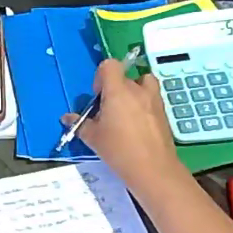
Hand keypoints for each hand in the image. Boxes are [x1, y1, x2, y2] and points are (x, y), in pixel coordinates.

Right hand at [63, 58, 182, 197]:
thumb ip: (80, 124)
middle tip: (109, 110)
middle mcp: (138, 89)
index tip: (99, 95)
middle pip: (125, 76)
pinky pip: (152, 98)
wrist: (152, 168)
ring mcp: (154, 99)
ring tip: (127, 111)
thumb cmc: (119, 149)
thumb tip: (67, 118)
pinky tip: (138, 126)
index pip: (110, 65)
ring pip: (143, 83)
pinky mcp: (164, 112)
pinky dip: (145, 104)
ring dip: (134, 91)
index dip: (101, 76)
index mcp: (118, 90)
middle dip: (116, 88)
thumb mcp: (93, 138)